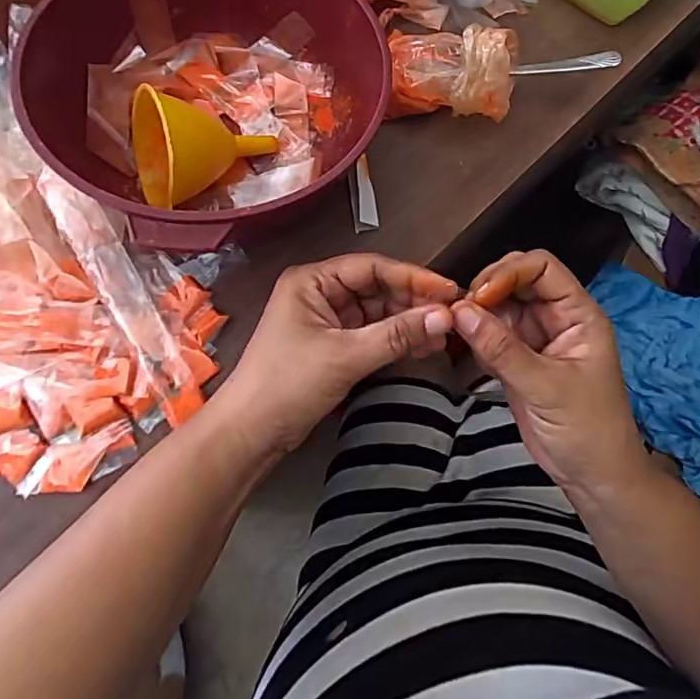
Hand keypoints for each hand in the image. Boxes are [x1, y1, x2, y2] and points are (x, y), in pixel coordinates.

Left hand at [222, 254, 457, 455]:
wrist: (251, 431)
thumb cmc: (283, 385)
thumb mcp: (345, 356)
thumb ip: (397, 334)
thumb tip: (441, 316)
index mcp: (311, 281)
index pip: (371, 267)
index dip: (411, 276)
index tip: (445, 289)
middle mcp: (317, 294)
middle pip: (376, 288)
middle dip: (412, 301)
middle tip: (448, 314)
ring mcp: (324, 320)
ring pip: (376, 312)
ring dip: (407, 322)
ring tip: (441, 333)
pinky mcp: (331, 345)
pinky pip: (370, 334)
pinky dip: (394, 339)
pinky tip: (421, 345)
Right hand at [452, 250, 647, 494]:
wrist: (593, 477)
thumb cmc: (588, 430)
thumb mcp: (546, 387)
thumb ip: (502, 349)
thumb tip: (461, 311)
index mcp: (578, 315)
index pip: (543, 268)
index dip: (509, 273)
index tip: (481, 295)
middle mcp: (555, 318)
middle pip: (517, 279)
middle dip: (487, 288)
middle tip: (461, 310)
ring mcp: (535, 337)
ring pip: (499, 305)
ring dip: (475, 311)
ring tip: (454, 327)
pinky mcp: (517, 357)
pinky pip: (490, 332)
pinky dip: (473, 333)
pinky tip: (461, 345)